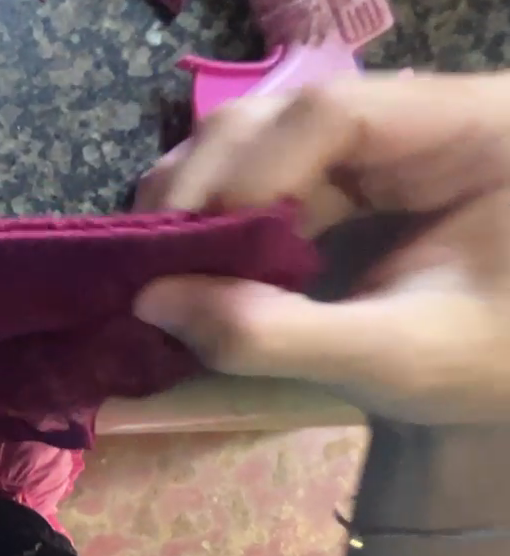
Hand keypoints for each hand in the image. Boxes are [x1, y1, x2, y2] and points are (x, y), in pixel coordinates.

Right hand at [133, 73, 509, 422]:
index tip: (197, 262)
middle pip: (269, 120)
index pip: (327, 116)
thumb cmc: (485, 363)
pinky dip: (198, 222)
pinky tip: (196, 268)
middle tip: (158, 271)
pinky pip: (242, 176)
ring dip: (184, 208)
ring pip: (241, 143)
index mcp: (478, 131)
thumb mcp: (393, 358)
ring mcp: (374, 142)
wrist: (508, 373)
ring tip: (173, 274)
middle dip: (195, 193)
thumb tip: (147, 301)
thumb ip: (272, 333)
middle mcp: (422, 115)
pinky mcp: (338, 174)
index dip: (243, 180)